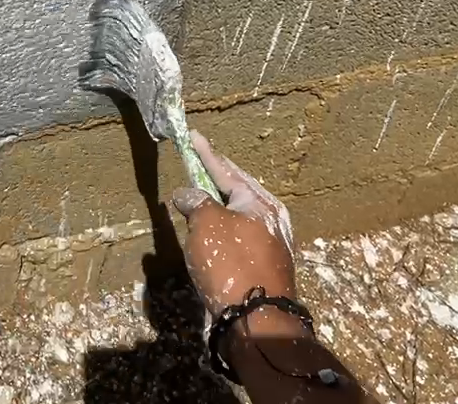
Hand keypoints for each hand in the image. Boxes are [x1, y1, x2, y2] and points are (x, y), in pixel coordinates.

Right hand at [170, 132, 296, 314]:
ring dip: (217, 202)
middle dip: (215, 175)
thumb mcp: (206, 223)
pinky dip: (221, 225)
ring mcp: (269, 244)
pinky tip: (210, 228)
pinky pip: (237, 233)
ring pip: (237, 212)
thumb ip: (195, 200)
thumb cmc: (230, 263)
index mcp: (260, 203)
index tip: (193, 135)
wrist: (256, 324)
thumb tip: (188, 196)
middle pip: (236, 189)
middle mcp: (270, 219)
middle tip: (197, 159)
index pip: (225, 169)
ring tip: (200, 192)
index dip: (205, 152)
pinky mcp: (263, 266)